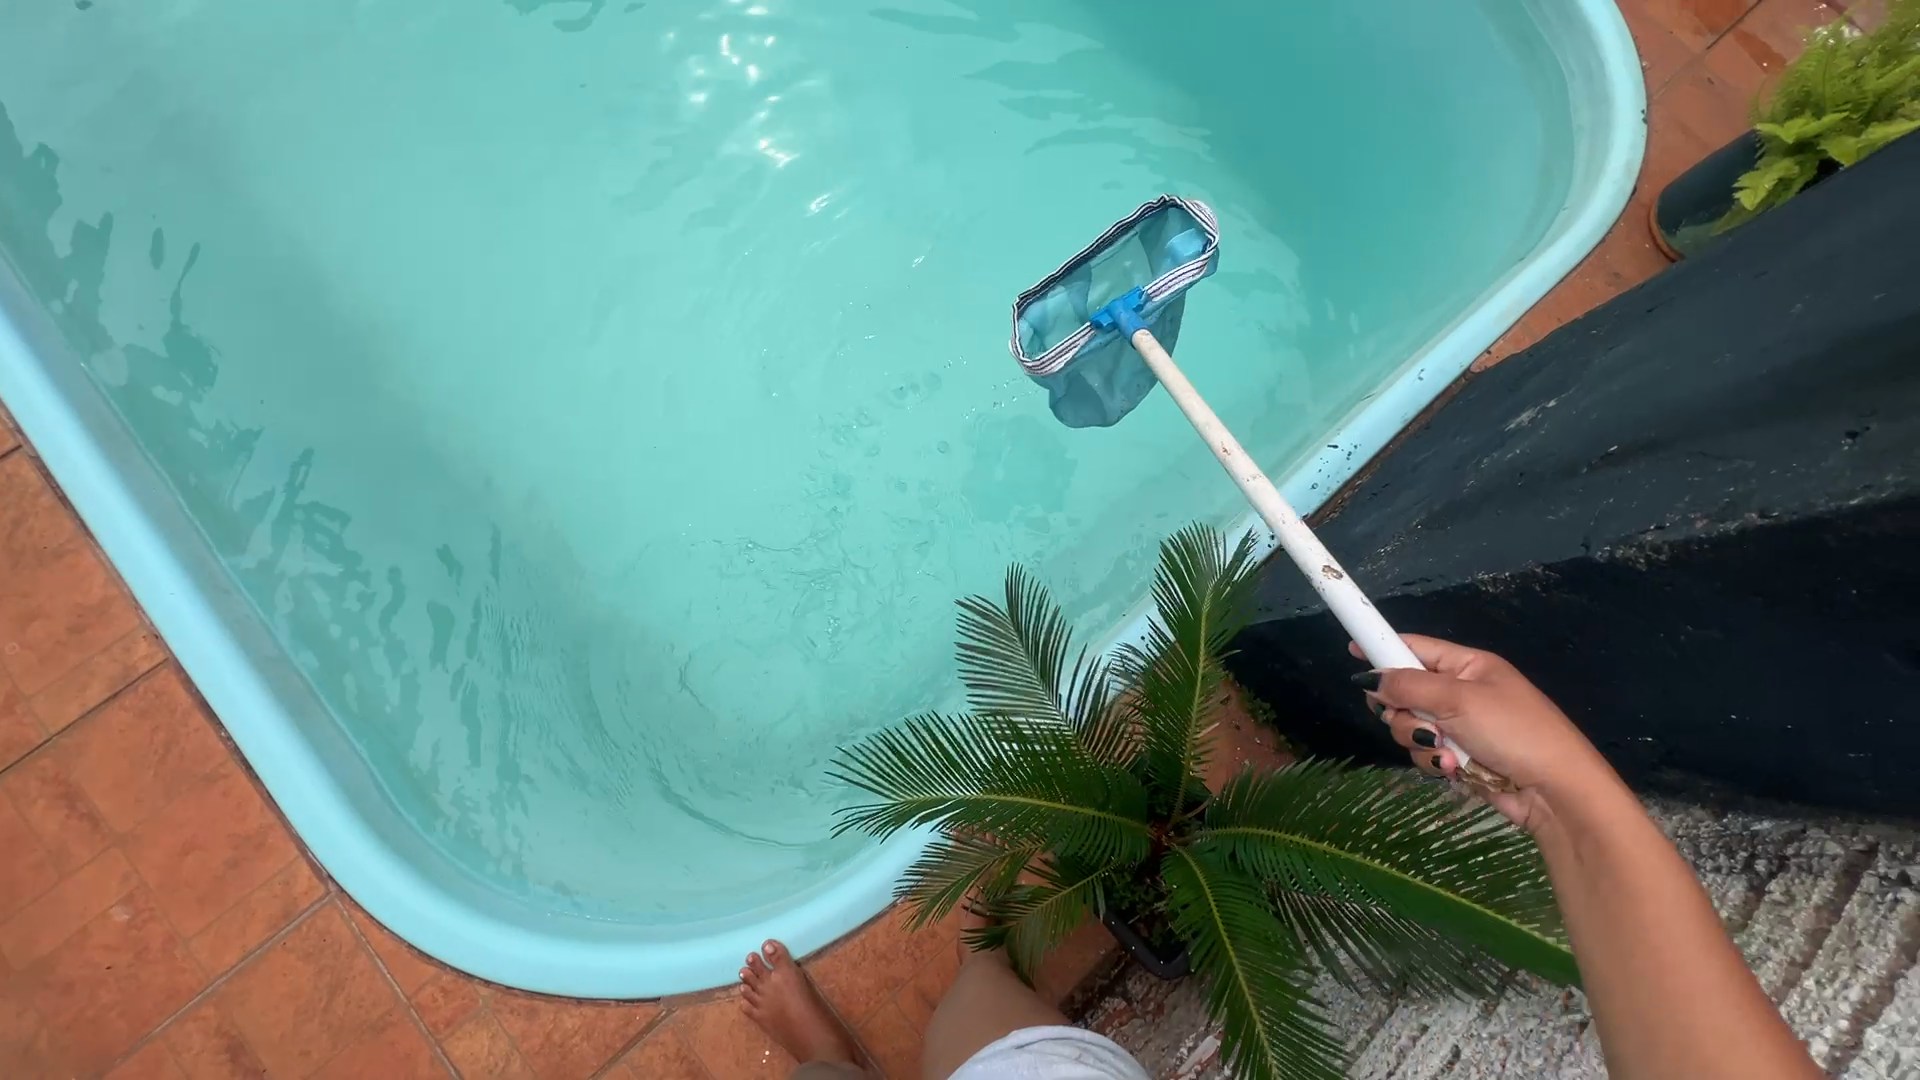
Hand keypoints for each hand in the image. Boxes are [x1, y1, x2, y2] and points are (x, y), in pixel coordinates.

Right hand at [1350, 635, 1619, 832]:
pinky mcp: (1459, 755)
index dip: (1383, 647)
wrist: (1558, 794)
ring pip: (1408, 724)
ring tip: (1447, 751)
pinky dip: (1434, 759)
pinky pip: (1424, 750)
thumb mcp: (1459, 699)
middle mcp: (1460, 692)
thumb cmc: (1515, 732)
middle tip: (1417, 718)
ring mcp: (1459, 725)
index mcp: (1468, 666)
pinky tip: (1455, 768)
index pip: (1415, 647)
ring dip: (1420, 739)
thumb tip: (1370, 679)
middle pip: (1403, 690)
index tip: (1353, 650)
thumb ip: (1408, 685)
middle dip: (1403, 709)